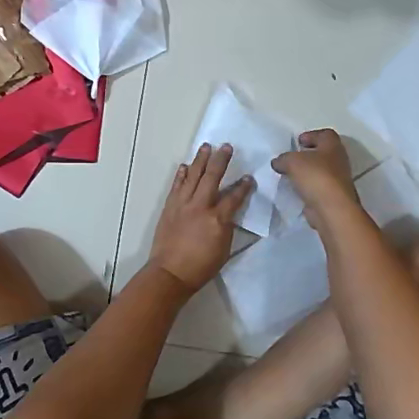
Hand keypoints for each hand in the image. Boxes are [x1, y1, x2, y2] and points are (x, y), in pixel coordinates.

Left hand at [148, 144, 252, 290]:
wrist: (170, 272)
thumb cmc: (201, 266)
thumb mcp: (224, 249)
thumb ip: (227, 227)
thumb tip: (228, 214)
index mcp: (218, 219)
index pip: (234, 197)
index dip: (243, 187)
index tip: (249, 178)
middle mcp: (200, 206)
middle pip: (212, 177)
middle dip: (221, 160)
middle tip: (226, 147)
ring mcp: (183, 204)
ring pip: (193, 176)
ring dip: (200, 160)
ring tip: (206, 147)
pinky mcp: (170, 207)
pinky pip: (176, 186)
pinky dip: (181, 175)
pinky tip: (185, 166)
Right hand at [271, 129, 359, 227]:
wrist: (332, 208)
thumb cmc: (315, 176)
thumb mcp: (292, 161)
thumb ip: (283, 159)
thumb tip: (278, 162)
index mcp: (332, 146)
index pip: (325, 134)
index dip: (311, 135)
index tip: (298, 142)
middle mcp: (338, 160)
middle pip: (323, 153)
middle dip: (307, 155)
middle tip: (291, 159)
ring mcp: (337, 180)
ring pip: (320, 171)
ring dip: (307, 172)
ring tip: (290, 175)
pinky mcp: (332, 196)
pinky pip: (317, 187)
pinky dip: (308, 187)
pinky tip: (295, 190)